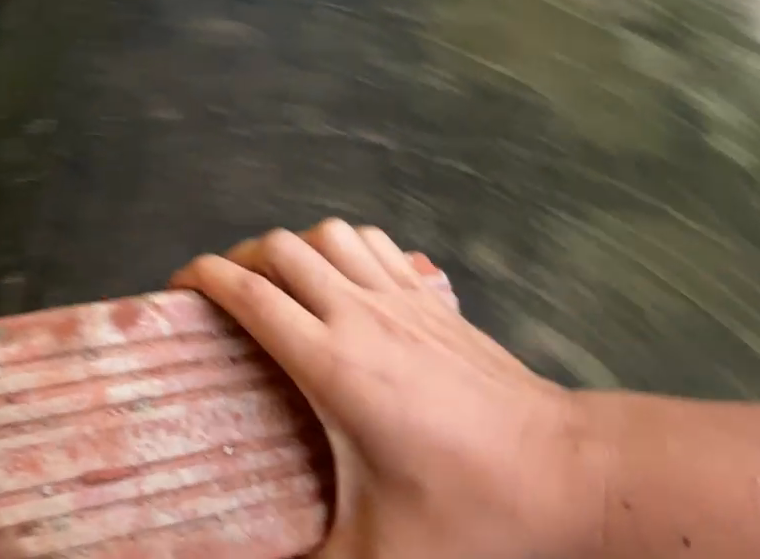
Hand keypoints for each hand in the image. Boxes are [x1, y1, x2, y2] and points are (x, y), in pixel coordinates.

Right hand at [173, 221, 605, 558]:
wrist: (579, 476)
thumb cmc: (476, 512)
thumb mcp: (384, 555)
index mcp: (332, 363)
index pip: (248, 293)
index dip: (202, 276)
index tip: (180, 285)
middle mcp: (358, 314)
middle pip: (278, 248)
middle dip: (239, 258)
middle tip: (228, 293)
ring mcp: (400, 298)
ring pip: (325, 234)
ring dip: (293, 247)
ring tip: (282, 281)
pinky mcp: (432, 298)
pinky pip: (373, 243)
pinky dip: (343, 246)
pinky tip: (344, 278)